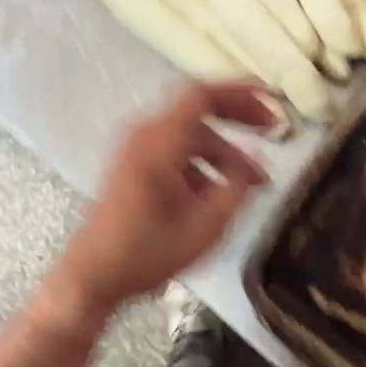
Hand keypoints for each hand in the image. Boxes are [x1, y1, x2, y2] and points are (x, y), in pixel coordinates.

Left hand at [50, 81, 272, 321]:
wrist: (92, 276)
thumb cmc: (145, 253)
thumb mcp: (204, 227)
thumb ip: (236, 189)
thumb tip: (256, 164)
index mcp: (159, 142)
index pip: (203, 95)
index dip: (240, 90)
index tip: (271, 96)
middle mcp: (144, 136)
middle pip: (198, 111)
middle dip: (239, 117)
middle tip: (273, 129)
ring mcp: (135, 151)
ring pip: (189, 135)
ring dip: (223, 149)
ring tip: (254, 179)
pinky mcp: (133, 167)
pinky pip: (175, 152)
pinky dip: (202, 162)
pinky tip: (220, 191)